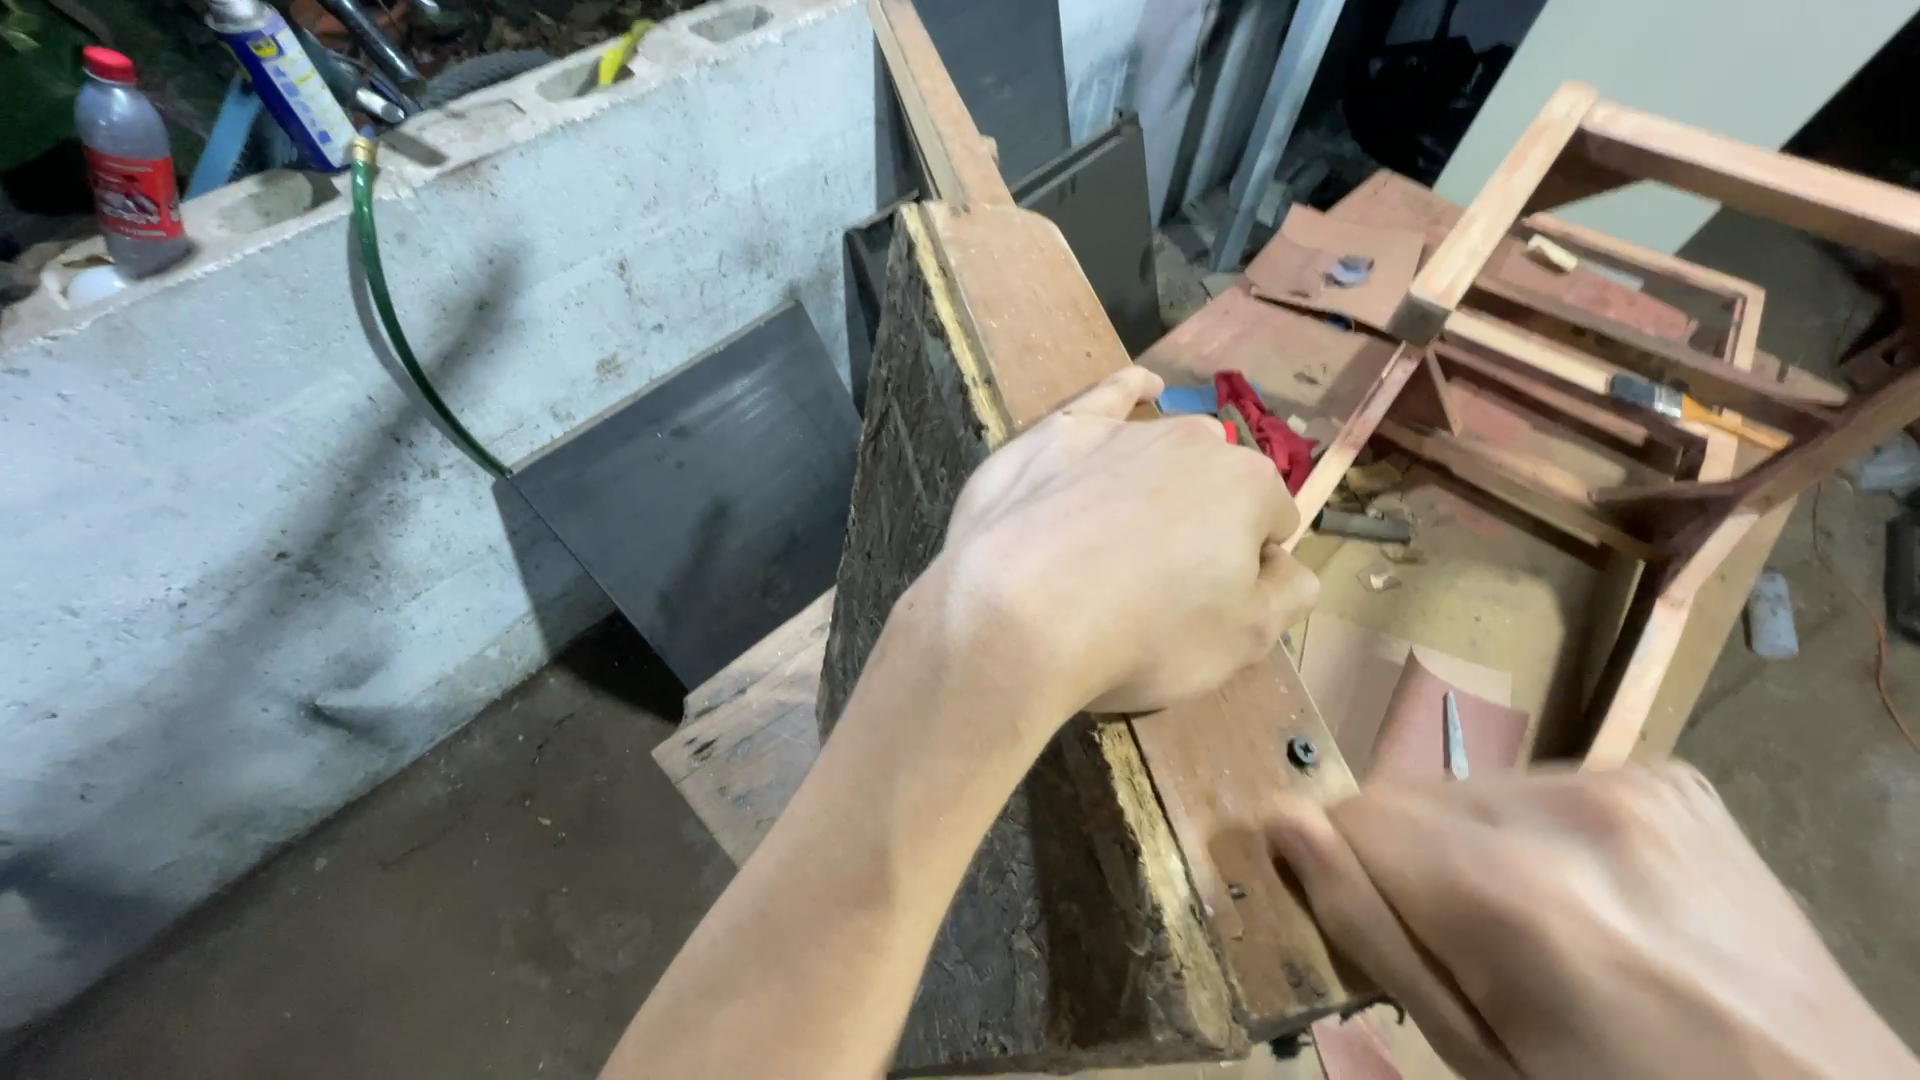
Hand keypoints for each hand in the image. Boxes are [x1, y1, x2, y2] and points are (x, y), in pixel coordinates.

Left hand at [932, 365, 1317, 717]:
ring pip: (1160, 455)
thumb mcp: (1243, 641)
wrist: (1014, 617)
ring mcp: (1117, 431)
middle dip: (1203, 525)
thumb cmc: (1142, 636)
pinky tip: (1142, 390)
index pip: (1270, 526)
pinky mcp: (1053, 434)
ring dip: (1159, 485)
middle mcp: (1189, 440)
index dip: (1247, 570)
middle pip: (1215, 486)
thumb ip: (1287, 594)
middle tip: (1161, 585)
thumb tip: (1287, 565)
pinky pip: (1106, 398)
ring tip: (1126, 538)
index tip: (1209, 605)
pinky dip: (1128, 393)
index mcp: (1247, 485)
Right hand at [1268, 766, 1919, 1079]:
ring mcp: (1634, 784)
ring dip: (1469, 842)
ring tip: (1541, 924)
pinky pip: (1538, 782)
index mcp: (1513, 895)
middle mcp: (1572, 812)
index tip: (1389, 933)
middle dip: (1409, 859)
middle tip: (1475, 946)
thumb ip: (1369, 932)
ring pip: (1466, 786)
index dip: (1352, 874)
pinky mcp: (1670, 778)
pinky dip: (1534, 830)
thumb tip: (1284, 824)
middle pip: (1408, 797)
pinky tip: (1589, 893)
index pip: (1352, 818)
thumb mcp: (1476, 1057)